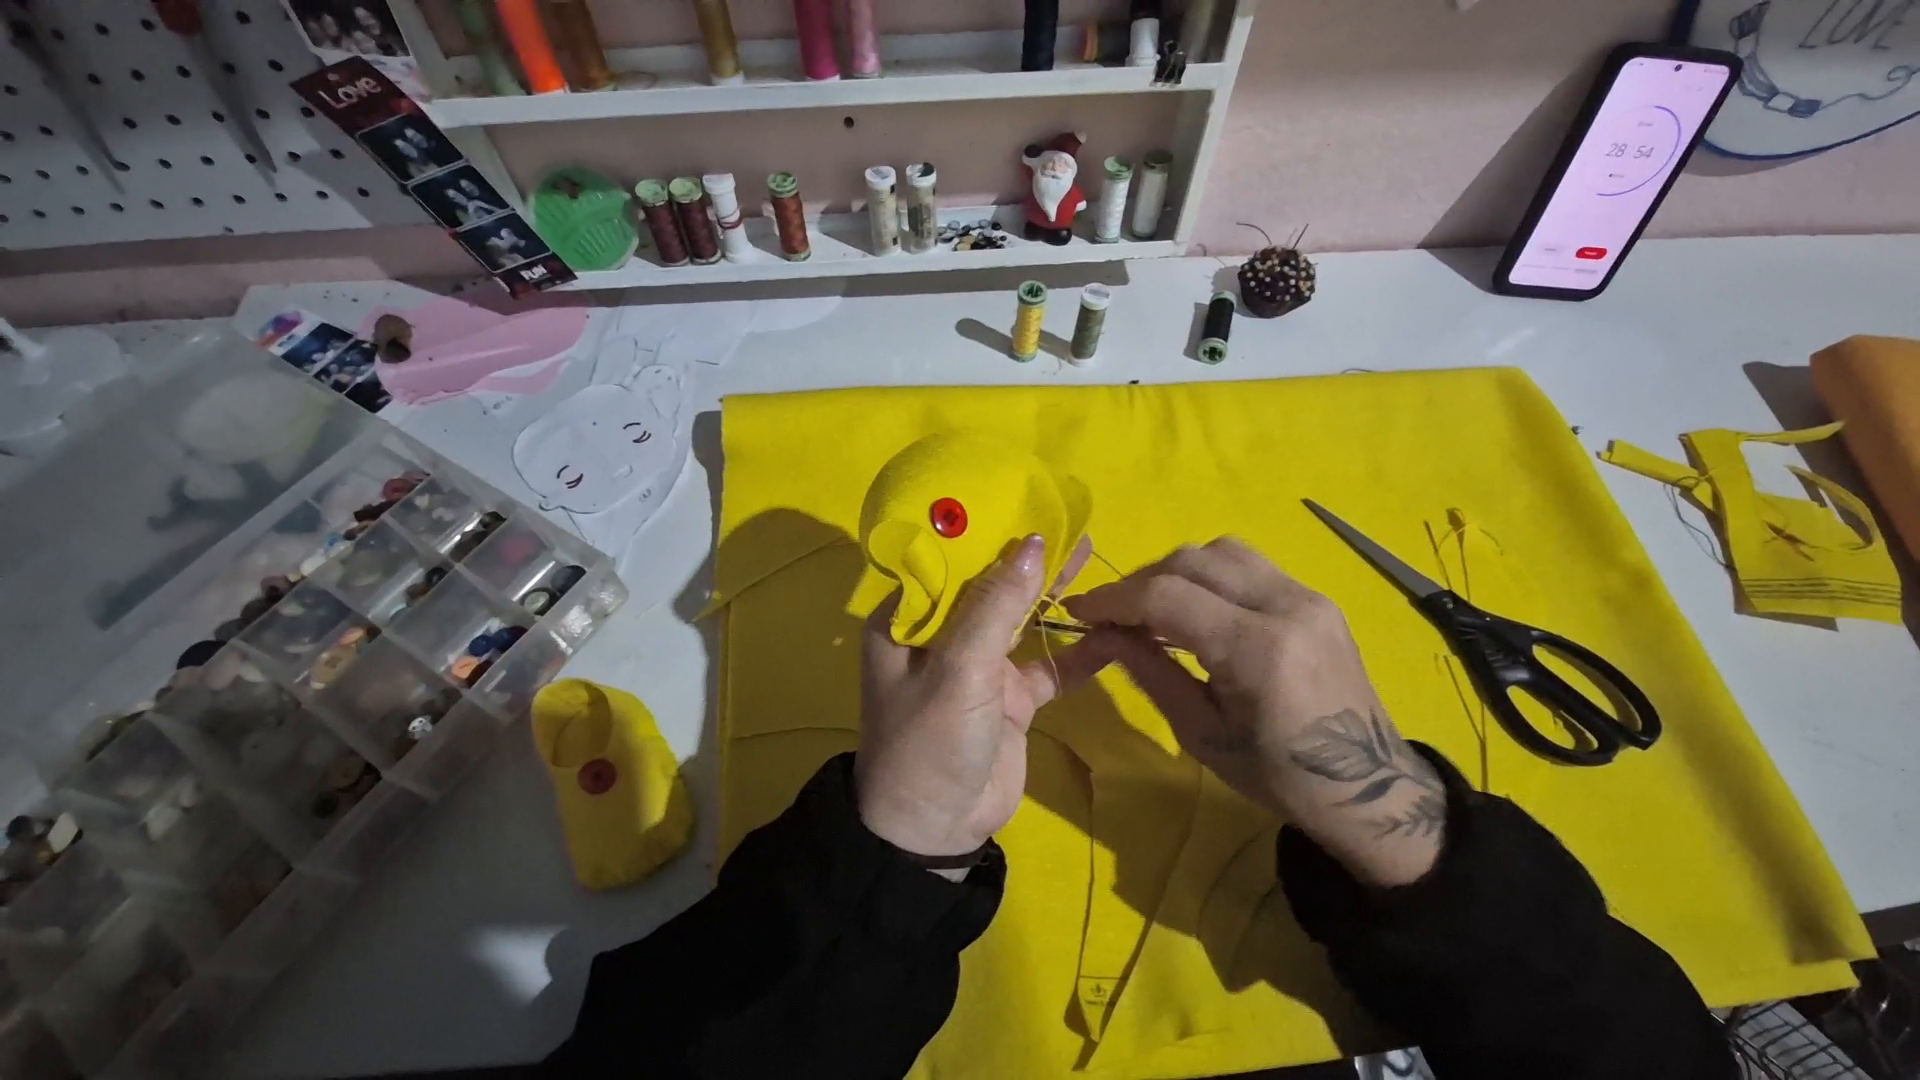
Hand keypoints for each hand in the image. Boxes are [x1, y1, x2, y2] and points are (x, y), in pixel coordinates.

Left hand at [856, 535, 1108, 858]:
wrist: (937, 832)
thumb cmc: (929, 742)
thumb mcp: (958, 670)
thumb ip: (996, 606)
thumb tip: (1032, 542)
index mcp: (909, 621)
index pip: (949, 561)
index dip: (987, 530)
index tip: (1026, 498)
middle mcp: (942, 636)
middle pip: (991, 585)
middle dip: (1028, 557)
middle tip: (1071, 520)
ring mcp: (979, 667)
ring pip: (1022, 619)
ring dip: (1054, 594)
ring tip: (1093, 553)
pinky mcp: (1011, 697)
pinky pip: (1049, 664)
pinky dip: (1078, 649)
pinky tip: (1113, 628)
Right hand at [1067, 538, 1445, 886]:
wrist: (1370, 787)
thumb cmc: (1278, 775)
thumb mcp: (1200, 733)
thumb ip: (1148, 670)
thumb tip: (1099, 632)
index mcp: (1258, 651)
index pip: (1167, 597)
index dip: (1113, 599)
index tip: (1078, 611)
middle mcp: (1286, 607)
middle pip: (1191, 561)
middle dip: (1140, 582)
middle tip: (1113, 616)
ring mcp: (1307, 595)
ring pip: (1220, 552)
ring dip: (1175, 572)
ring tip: (1154, 610)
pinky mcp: (1315, 596)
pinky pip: (1248, 565)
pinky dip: (1209, 576)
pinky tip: (1196, 609)